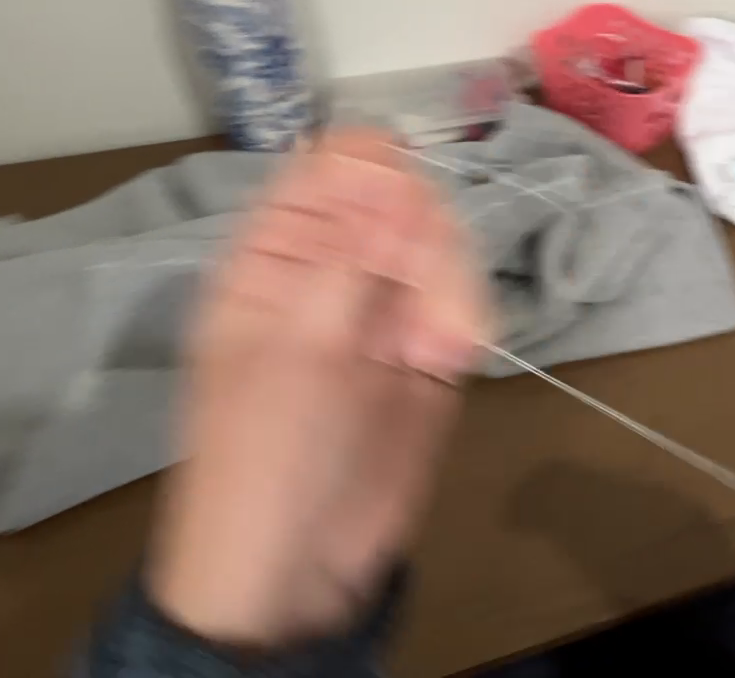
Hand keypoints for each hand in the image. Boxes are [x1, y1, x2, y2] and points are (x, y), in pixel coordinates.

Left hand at [147, 130, 488, 647]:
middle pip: (399, 203)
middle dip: (421, 239)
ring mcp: (388, 306)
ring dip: (449, 286)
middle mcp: (338, 268)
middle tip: (419, 288)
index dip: (368, 166)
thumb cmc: (268, 451)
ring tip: (432, 343)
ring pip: (441, 248)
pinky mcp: (430, 342)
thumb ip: (352, 256)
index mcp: (278, 257)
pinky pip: (464, 301)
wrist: (299, 569)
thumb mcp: (298, 347)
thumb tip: (393, 169)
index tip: (406, 189)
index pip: (325, 173)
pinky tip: (448, 357)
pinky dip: (466, 321)